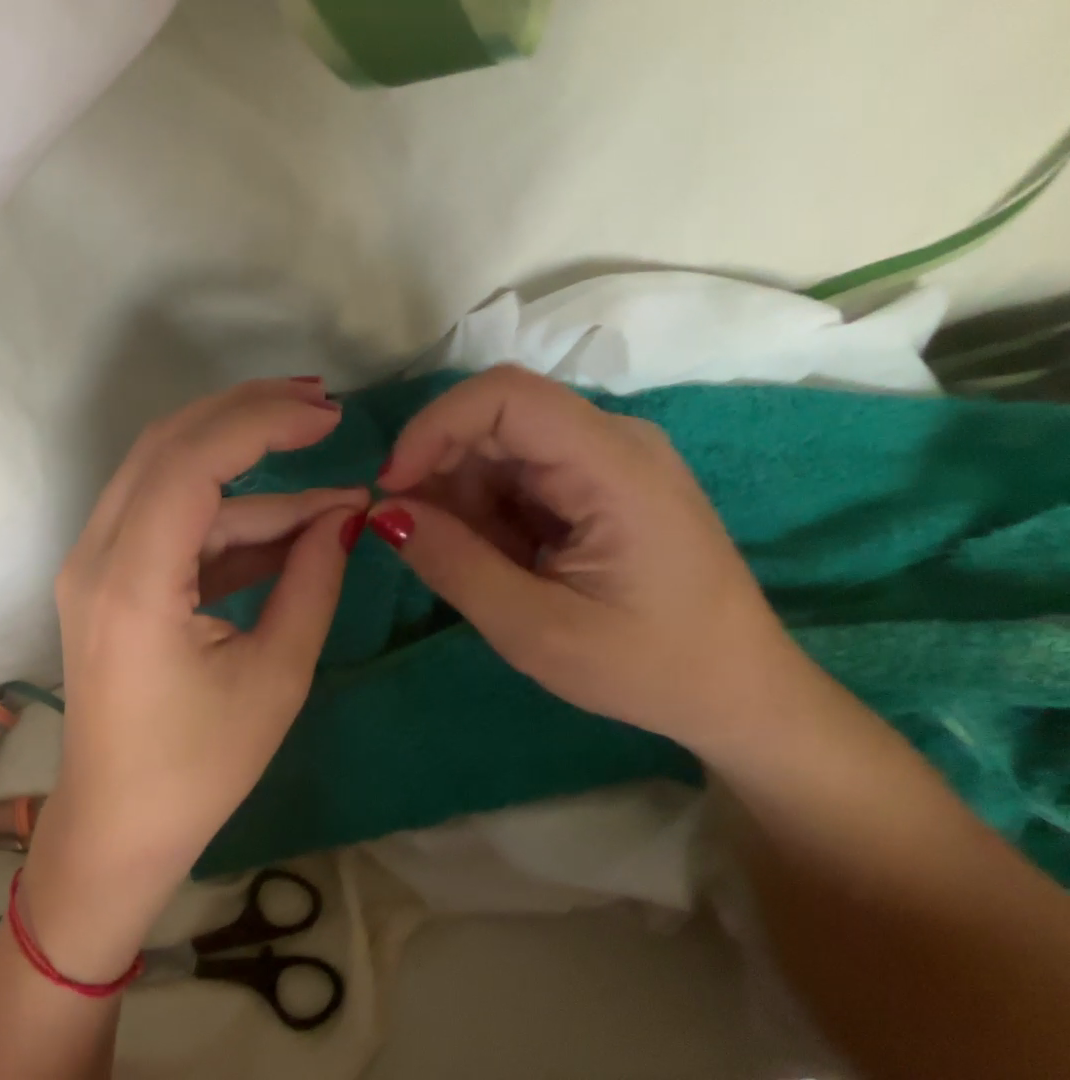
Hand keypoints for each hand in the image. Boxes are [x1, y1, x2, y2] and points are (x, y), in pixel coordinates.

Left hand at [24, 378, 365, 977]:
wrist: (118, 827)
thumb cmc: (197, 769)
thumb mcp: (275, 677)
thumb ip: (313, 582)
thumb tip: (347, 515)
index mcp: (132, 582)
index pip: (189, 460)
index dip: (260, 422)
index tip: (329, 415)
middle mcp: (95, 556)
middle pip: (166, 448)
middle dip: (244, 417)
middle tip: (321, 410)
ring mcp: (90, 566)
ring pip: (163, 480)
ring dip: (242, 475)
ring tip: (329, 488)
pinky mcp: (103, 583)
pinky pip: (163, 525)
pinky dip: (222, 520)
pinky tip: (289, 531)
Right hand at [366, 367, 803, 750]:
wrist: (737, 694)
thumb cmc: (646, 668)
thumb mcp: (534, 629)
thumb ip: (452, 564)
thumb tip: (381, 511)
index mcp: (615, 468)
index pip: (506, 396)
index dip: (433, 428)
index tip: (391, 489)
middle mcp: (615, 443)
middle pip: (496, 418)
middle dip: (439, 470)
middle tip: (416, 540)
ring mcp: (610, 460)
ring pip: (500, 447)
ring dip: (461, 497)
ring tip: (472, 565)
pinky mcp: (600, 483)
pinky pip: (519, 473)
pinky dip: (486, 511)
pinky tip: (501, 561)